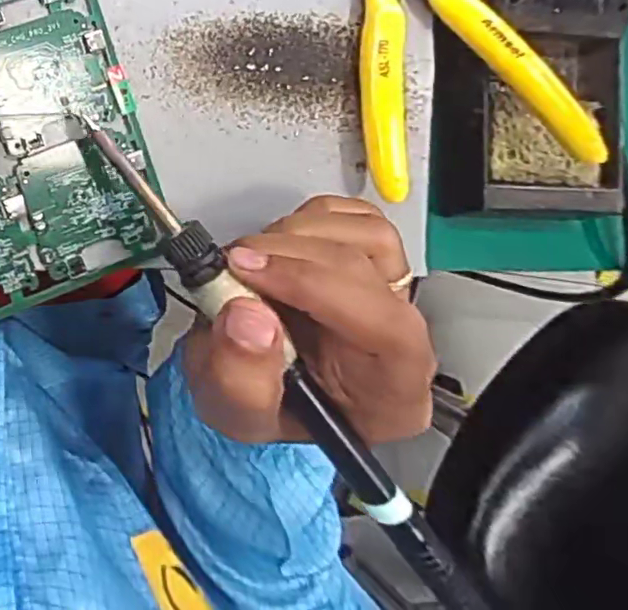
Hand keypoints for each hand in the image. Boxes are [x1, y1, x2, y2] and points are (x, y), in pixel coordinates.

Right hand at [182, 195, 432, 443]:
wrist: (245, 375)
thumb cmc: (252, 398)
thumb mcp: (231, 411)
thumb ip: (239, 376)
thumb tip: (247, 314)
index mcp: (388, 392)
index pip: (384, 325)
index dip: (312, 284)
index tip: (244, 270)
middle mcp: (399, 338)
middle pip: (363, 270)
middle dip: (281, 257)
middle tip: (228, 268)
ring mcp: (386, 292)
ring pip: (362, 235)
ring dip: (290, 237)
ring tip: (248, 263)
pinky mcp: (364, 258)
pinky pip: (352, 217)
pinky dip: (306, 220)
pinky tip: (276, 247)